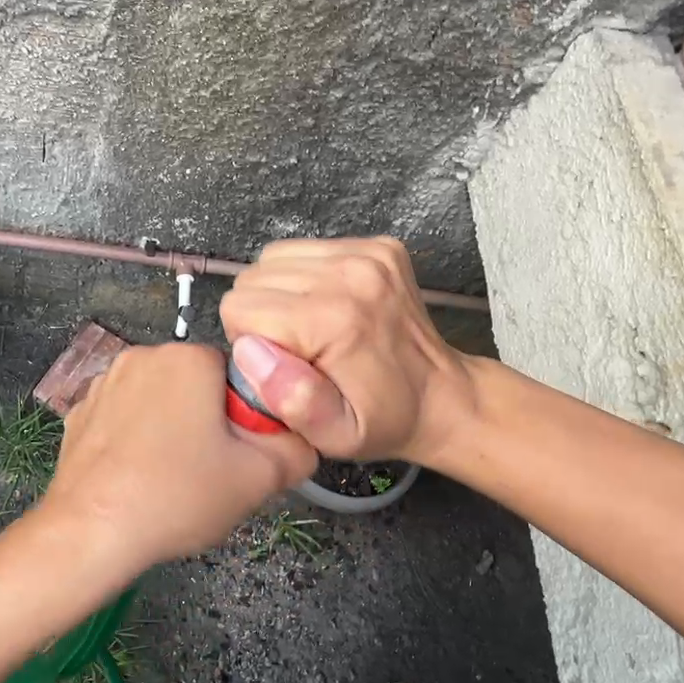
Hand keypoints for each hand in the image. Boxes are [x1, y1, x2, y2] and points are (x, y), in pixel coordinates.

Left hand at [37, 343, 316, 575]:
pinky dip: (133, 440)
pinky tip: (137, 477)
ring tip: (171, 479)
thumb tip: (300, 438)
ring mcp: (103, 382)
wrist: (92, 531)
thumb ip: (295, 449)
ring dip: (169, 429)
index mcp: (187, 358)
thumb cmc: (176, 496)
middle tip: (211, 471)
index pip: (236, 374)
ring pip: (157, 401)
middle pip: (195, 385)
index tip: (239, 453)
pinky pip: (122, 417)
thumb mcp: (259, 478)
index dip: (245, 417)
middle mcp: (142, 357)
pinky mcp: (79, 411)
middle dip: (207, 422)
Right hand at [218, 237, 476, 463]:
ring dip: (278, 291)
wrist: (444, 397)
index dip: (247, 339)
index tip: (277, 363)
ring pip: (272, 258)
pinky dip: (304, 276)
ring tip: (308, 325)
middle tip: (292, 347)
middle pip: (252, 277)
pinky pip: (305, 249)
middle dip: (259, 313)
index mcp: (333, 320)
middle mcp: (349, 276)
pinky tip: (329, 306)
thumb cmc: (384, 420)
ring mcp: (366, 255)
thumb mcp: (334, 436)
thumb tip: (250, 351)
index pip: (239, 306)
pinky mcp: (377, 246)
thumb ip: (289, 398)